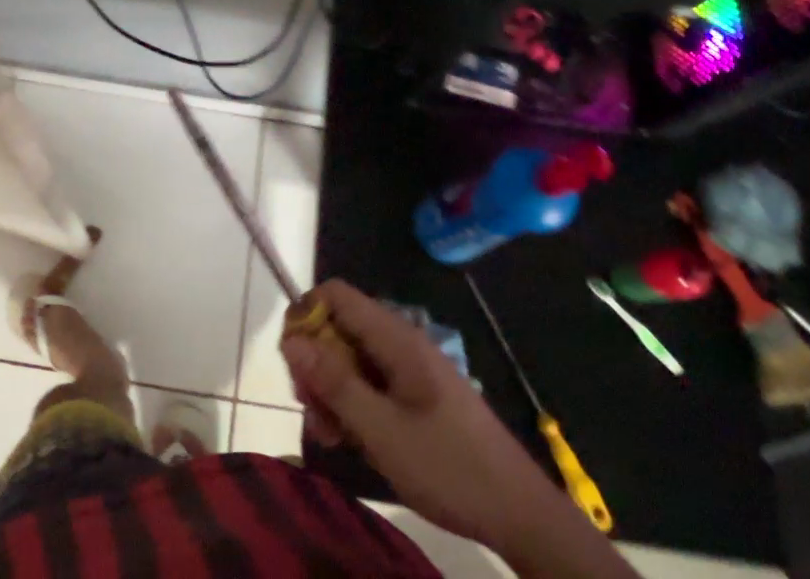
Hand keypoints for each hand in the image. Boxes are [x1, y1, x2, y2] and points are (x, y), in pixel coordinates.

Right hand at [281, 280, 557, 547]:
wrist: (518, 513)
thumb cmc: (449, 468)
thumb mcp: (381, 429)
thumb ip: (334, 383)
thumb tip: (291, 340)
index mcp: (398, 340)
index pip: (337, 296)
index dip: (306, 317)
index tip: (293, 364)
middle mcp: (402, 346)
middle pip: (339, 330)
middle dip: (315, 366)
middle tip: (313, 411)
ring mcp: (411, 372)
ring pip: (351, 362)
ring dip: (331, 394)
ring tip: (331, 438)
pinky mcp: (417, 398)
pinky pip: (371, 387)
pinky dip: (353, 408)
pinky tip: (351, 442)